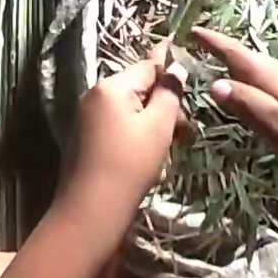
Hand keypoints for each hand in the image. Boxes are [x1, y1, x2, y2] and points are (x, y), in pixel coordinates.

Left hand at [64, 51, 182, 215]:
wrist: (90, 211)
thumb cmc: (129, 164)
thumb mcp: (158, 126)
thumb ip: (169, 93)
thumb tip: (175, 68)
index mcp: (111, 86)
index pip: (148, 66)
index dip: (171, 72)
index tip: (192, 76)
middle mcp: (94, 94)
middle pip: (138, 87)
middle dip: (164, 104)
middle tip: (185, 130)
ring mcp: (86, 116)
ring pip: (129, 108)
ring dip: (152, 121)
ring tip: (171, 145)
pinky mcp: (85, 137)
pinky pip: (117, 124)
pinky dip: (136, 132)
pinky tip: (149, 154)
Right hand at [192, 27, 277, 202]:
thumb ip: (249, 104)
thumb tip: (213, 83)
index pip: (239, 54)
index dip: (215, 42)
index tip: (191, 31)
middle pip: (248, 60)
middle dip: (222, 52)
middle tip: (195, 47)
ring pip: (259, 75)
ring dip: (236, 69)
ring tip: (214, 68)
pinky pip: (269, 91)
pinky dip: (251, 88)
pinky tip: (250, 100)